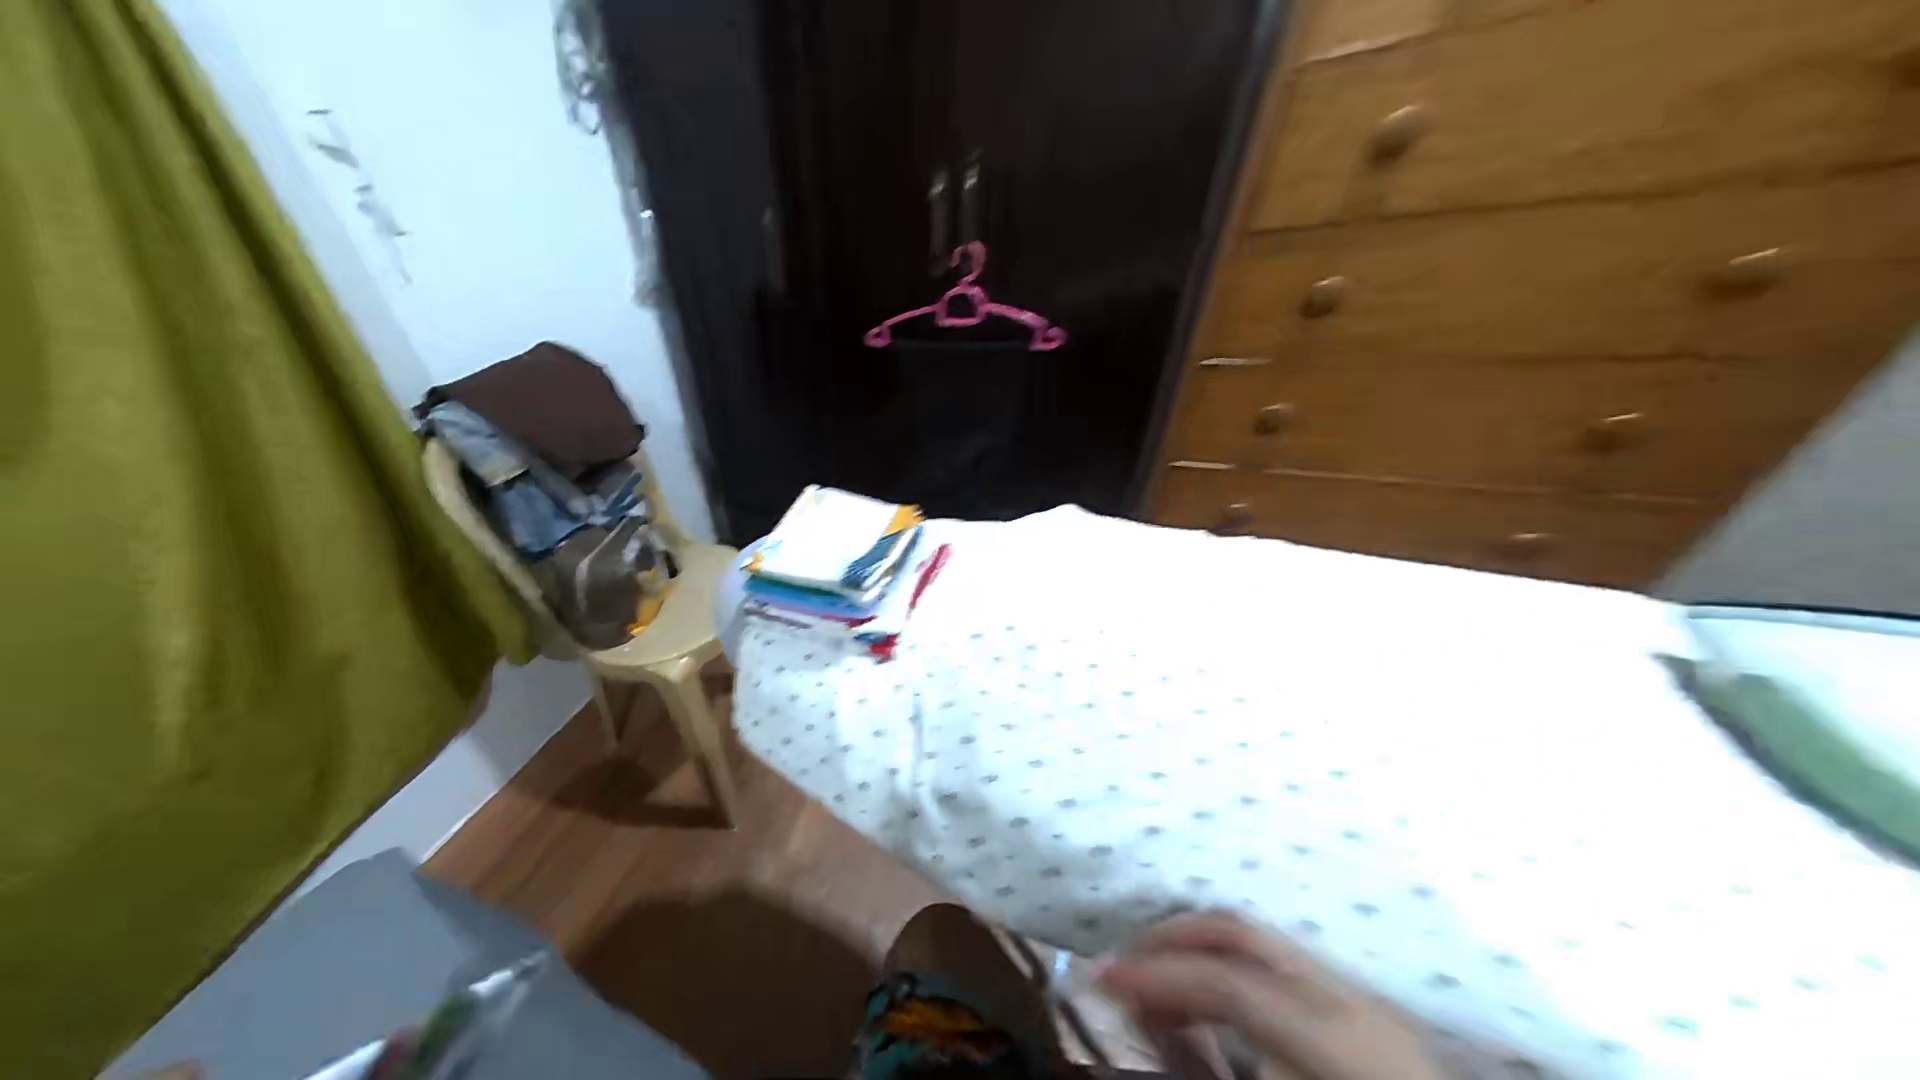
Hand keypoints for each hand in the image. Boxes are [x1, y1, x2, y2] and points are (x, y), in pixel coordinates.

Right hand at [1095, 911, 1448, 1079]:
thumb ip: (1209, 1063)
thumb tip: (1150, 1024)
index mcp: (1330, 1031)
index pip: (1223, 979)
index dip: (1155, 975)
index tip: (1099, 979)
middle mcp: (1343, 992)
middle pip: (1237, 930)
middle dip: (1169, 938)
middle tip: (1122, 964)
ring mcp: (1358, 991)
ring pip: (1256, 937)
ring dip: (1196, 947)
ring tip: (1156, 980)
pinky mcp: (1363, 1004)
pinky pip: (1277, 961)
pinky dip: (1229, 966)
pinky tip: (1210, 1000)